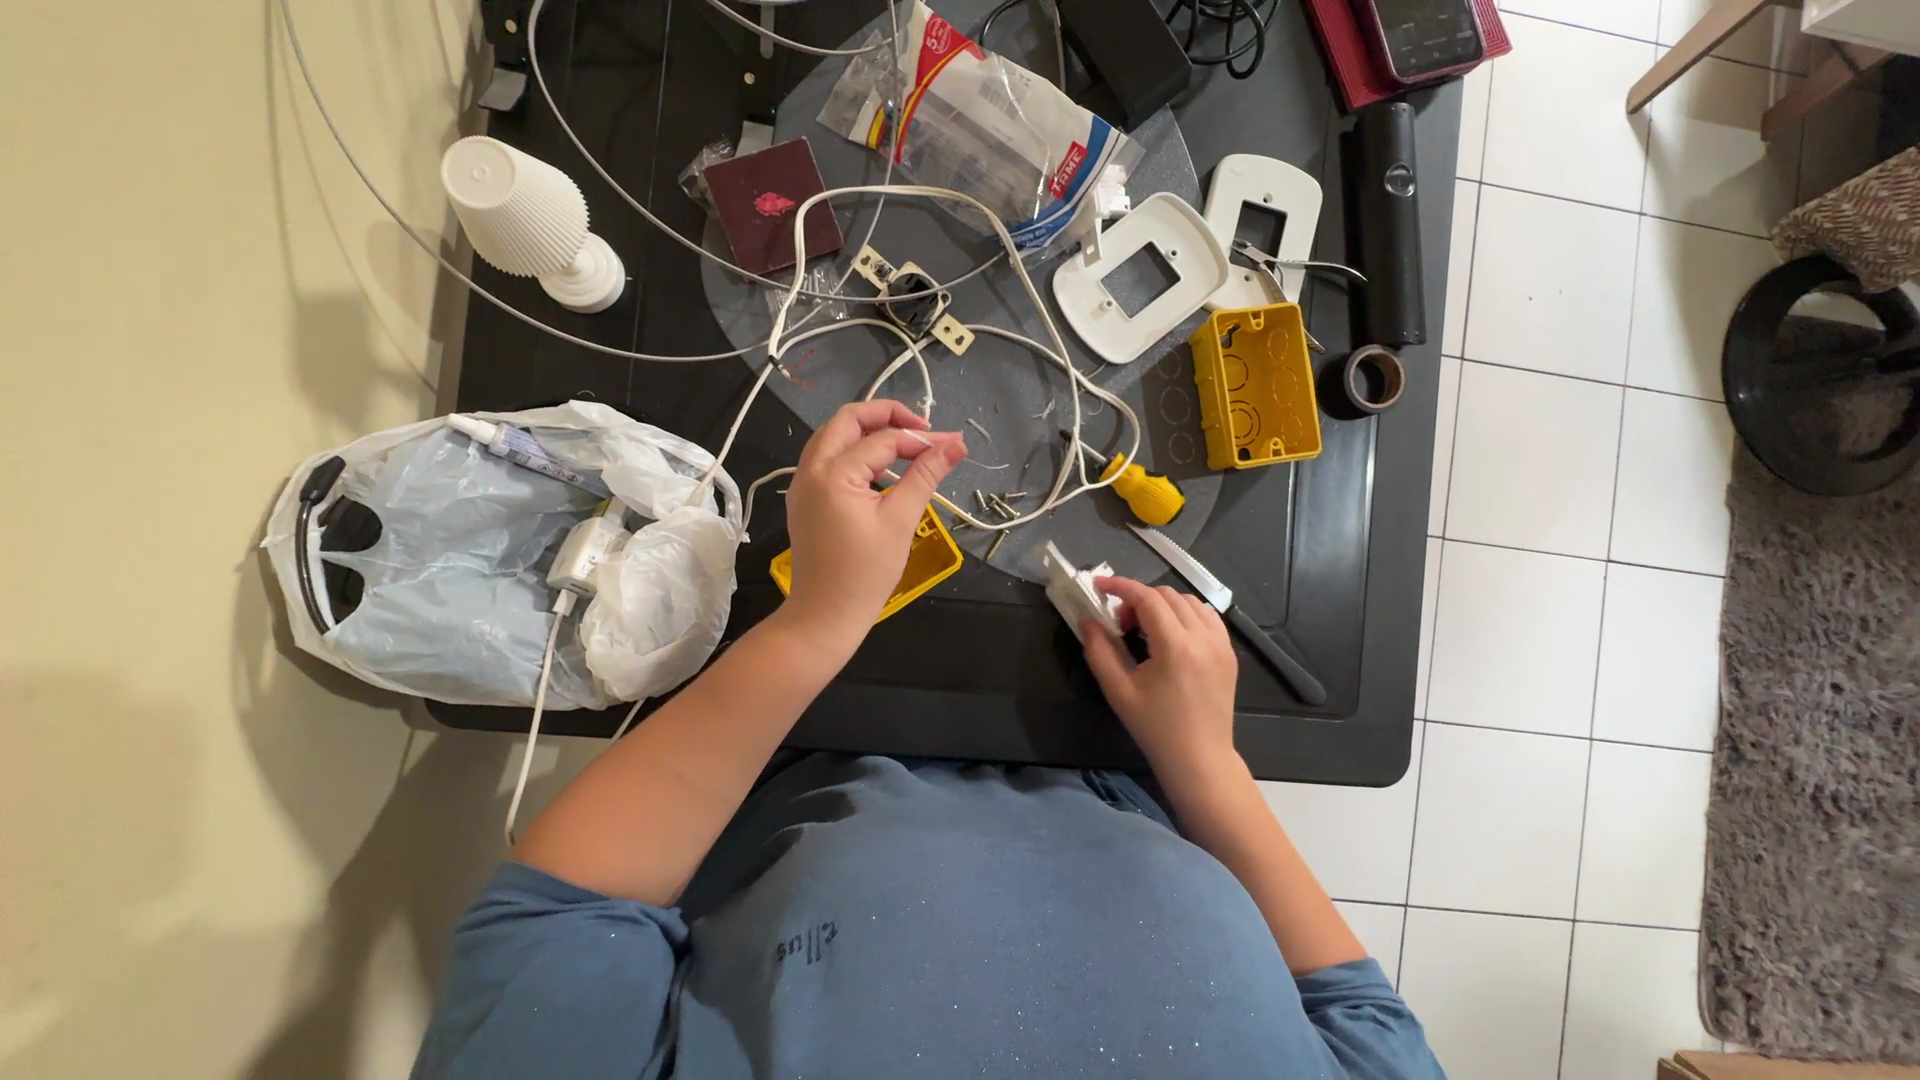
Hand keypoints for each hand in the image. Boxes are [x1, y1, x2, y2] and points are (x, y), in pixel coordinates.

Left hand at [782, 400, 965, 644]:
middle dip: (886, 416)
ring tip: (906, 447)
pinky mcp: (804, 499)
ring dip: (868, 433)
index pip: (882, 440)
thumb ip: (926, 475)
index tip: (954, 443)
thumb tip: (956, 444)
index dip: (921, 439)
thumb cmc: (866, 573)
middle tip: (922, 429)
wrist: (825, 615)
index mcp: (833, 473)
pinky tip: (881, 470)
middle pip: (847, 420)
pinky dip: (854, 453)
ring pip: (834, 437)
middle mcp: (810, 469)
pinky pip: (828, 459)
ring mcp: (802, 484)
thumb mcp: (901, 521)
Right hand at [1082, 576, 1238, 774]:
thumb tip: (1088, 622)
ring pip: (1189, 601)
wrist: (1199, 758)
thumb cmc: (1155, 728)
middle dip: (1139, 598)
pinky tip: (1171, 634)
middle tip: (1120, 623)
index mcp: (1175, 646)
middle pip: (1167, 595)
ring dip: (1162, 604)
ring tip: (1145, 629)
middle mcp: (1203, 638)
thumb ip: (1099, 651)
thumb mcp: (1118, 691)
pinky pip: (1207, 617)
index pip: (1147, 598)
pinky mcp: (1228, 653)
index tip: (1099, 585)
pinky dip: (1185, 614)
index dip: (1120, 586)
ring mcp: (1221, 644)